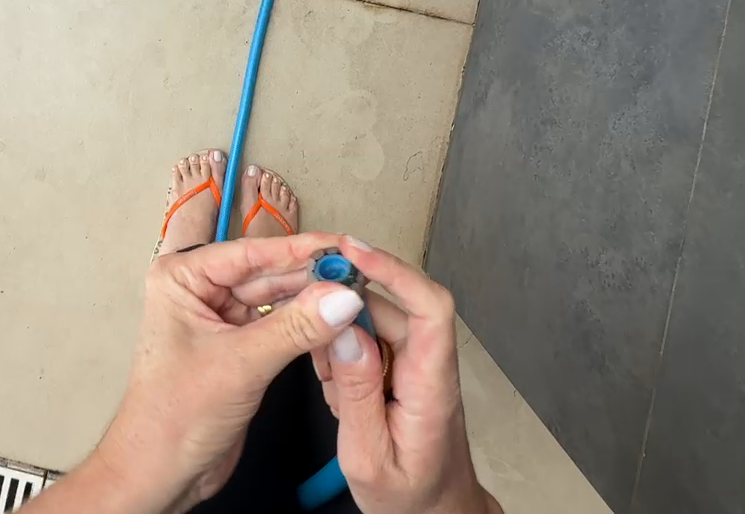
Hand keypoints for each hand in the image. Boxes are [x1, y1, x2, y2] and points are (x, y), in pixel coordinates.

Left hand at [40, 232, 368, 513]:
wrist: (160, 477)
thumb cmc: (175, 417)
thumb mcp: (239, 366)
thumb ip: (295, 328)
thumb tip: (344, 296)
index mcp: (183, 276)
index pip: (251, 253)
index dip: (301, 248)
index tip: (344, 245)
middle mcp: (200, 287)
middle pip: (266, 272)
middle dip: (312, 274)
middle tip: (359, 270)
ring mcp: (219, 315)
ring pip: (275, 297)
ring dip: (313, 298)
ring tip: (356, 290)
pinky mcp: (238, 343)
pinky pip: (278, 322)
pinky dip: (306, 322)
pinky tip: (336, 316)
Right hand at [311, 238, 498, 513]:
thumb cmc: (410, 499)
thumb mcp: (370, 458)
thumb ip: (357, 395)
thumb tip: (346, 333)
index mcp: (432, 384)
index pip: (430, 307)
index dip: (394, 272)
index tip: (353, 254)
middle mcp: (427, 363)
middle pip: (386, 307)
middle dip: (342, 315)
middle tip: (312, 338)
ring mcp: (413, 362)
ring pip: (369, 321)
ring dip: (339, 343)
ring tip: (333, 390)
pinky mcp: (399, 366)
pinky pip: (365, 338)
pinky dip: (342, 356)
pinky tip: (338, 391)